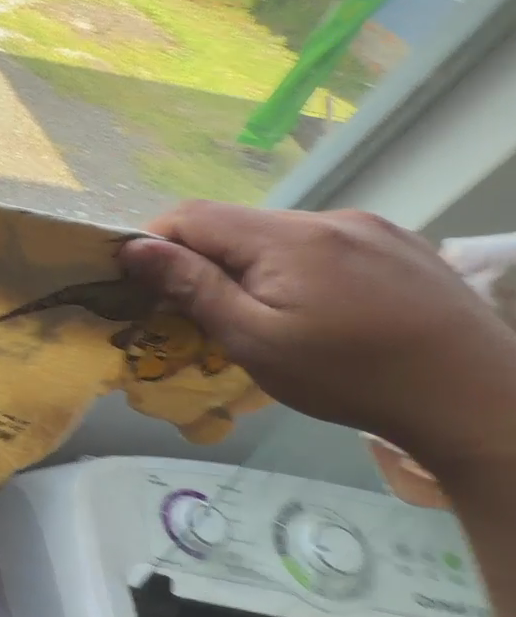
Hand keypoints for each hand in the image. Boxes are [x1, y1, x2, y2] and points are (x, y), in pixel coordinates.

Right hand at [119, 201, 515, 476]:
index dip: (154, 243)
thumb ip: (192, 287)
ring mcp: (372, 229)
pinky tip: (316, 308)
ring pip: (277, 234)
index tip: (144, 286)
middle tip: (199, 312)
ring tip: (262, 315)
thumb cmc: (352, 376)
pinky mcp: (401, 246)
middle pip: (234, 223)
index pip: (190, 215)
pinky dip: (296, 267)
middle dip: (201, 259)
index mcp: (288, 238)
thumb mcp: (253, 340)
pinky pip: (322, 244)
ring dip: (250, 265)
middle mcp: (329, 219)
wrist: (483, 401)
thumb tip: (135, 248)